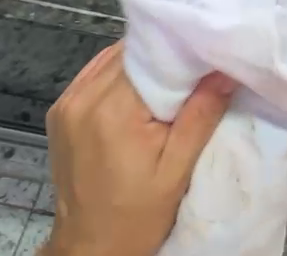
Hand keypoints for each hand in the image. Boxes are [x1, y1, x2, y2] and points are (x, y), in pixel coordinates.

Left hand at [41, 42, 233, 255]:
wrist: (87, 252)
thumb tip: (226, 69)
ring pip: (114, 58)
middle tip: (192, 72)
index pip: (151, 54)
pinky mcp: (60, 108)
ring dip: (141, 64)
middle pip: (132, 52)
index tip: (205, 56)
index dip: (180, 51)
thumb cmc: (136, 216)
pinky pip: (97, 72)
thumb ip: (202, 115)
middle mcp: (82, 97)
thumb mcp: (177, 171)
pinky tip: (137, 94)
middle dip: (163, 58)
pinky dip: (120, 75)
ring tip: (168, 84)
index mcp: (111, 110)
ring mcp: (67, 102)